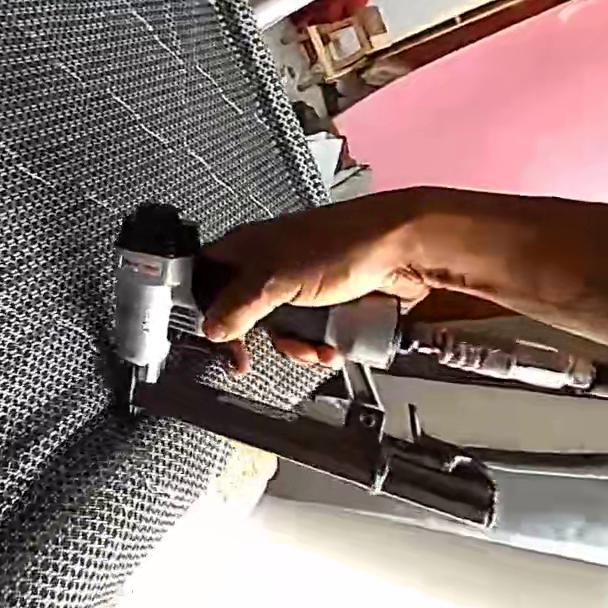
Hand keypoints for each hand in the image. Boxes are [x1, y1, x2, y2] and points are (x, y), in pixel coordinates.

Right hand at [200, 191, 437, 369]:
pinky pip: (308, 330)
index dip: (205, 308)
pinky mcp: (325, 299)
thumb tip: (211, 329)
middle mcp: (267, 264)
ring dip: (292, 346)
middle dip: (254, 339)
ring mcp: (297, 282)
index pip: (207, 279)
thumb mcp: (275, 280)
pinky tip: (329, 349)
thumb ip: (238, 306)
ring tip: (311, 351)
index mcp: (246, 249)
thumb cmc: (337, 246)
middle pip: (242, 311)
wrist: (403, 248)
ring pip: (277, 326)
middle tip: (247, 361)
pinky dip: (315, 344)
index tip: (213, 337)